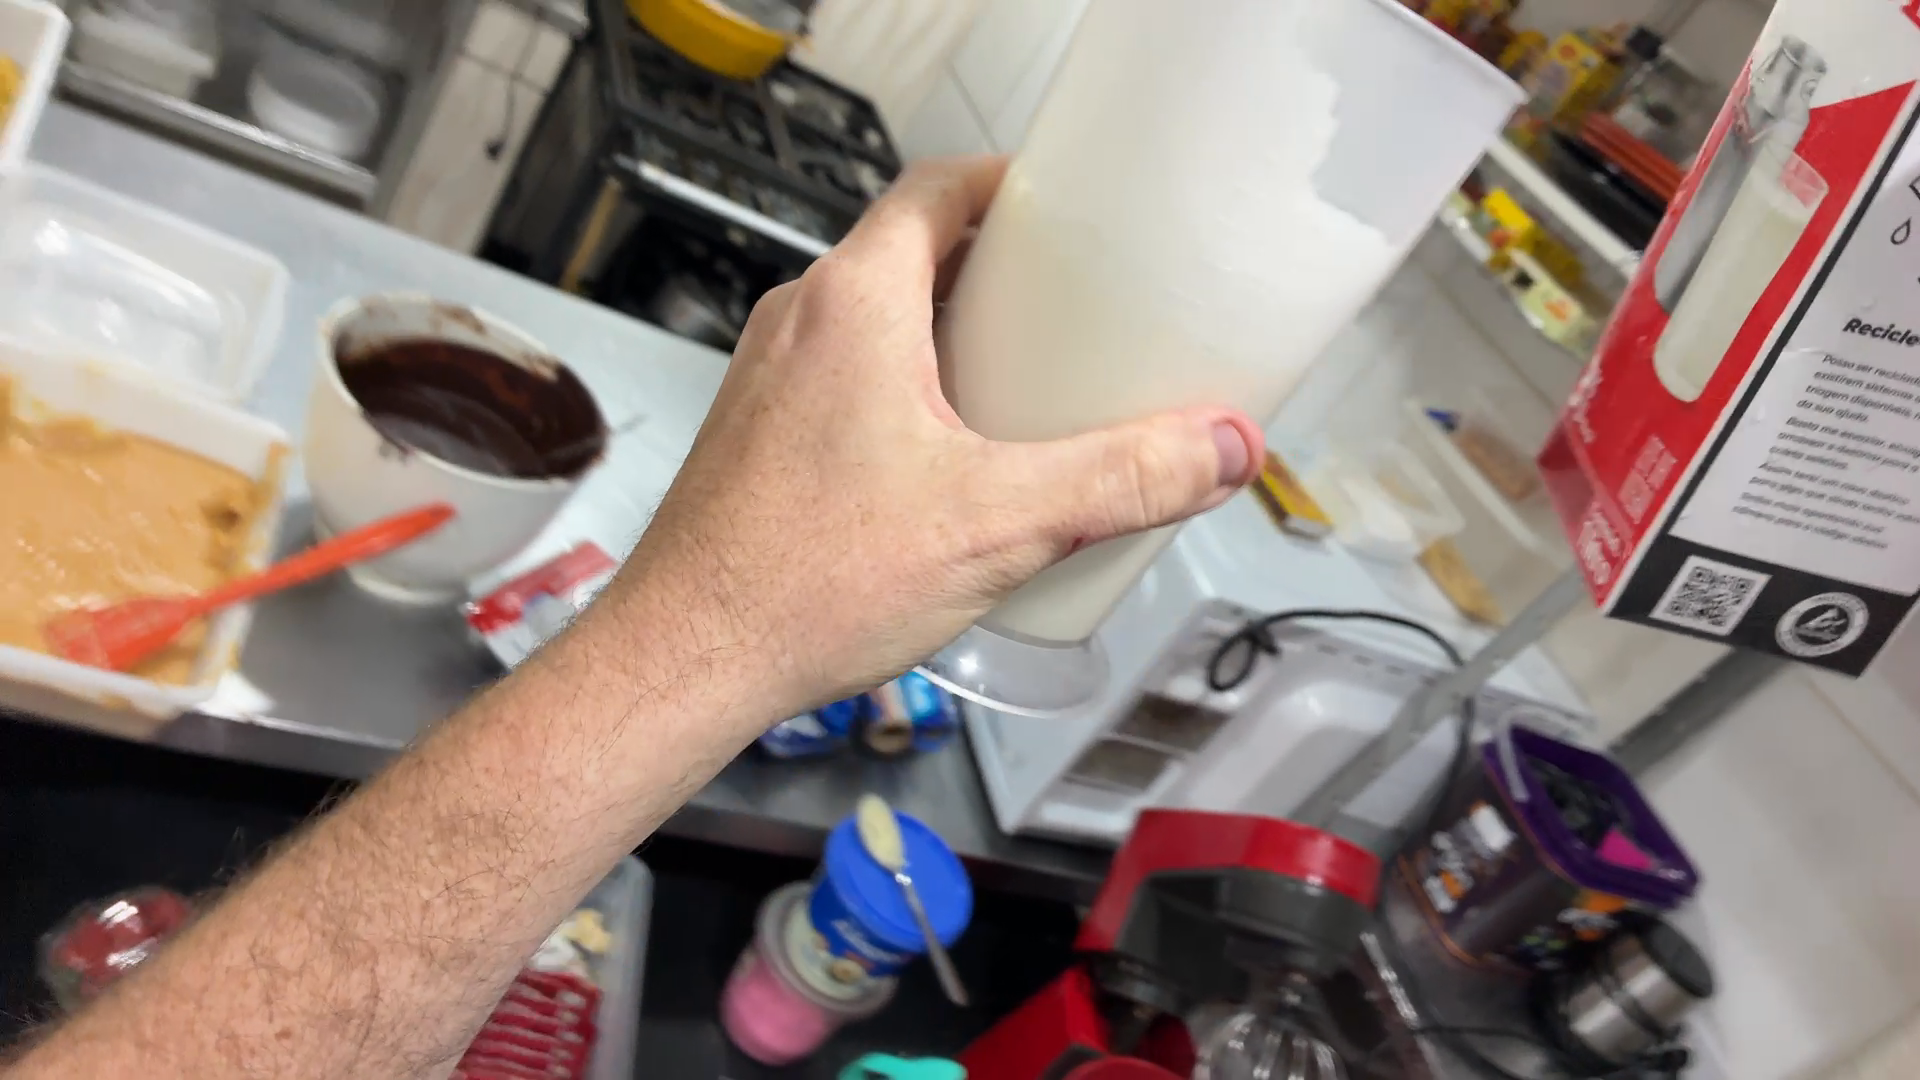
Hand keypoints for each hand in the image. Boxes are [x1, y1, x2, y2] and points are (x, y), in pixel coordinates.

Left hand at [614, 156, 1263, 716]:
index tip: (1069, 212)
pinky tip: (950, 454)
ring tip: (1024, 383)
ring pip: (881, 319)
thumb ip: (1119, 480)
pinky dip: (909, 387)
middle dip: (997, 269)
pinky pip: (850, 378)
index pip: (939, 191)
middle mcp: (801, 323)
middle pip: (915, 253)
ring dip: (952, 334)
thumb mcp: (996, 526)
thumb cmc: (809, 583)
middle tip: (1070, 310)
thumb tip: (1220, 448)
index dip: (1011, 187)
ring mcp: (774, 378)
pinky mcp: (767, 433)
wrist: (690, 659)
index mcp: (854, 304)